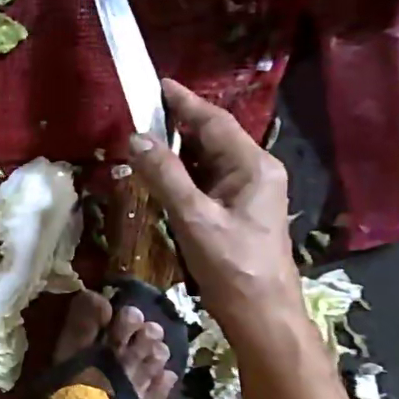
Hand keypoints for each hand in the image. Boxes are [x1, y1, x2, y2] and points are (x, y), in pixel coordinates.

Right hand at [128, 79, 299, 332]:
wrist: (262, 315)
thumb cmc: (232, 267)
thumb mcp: (194, 219)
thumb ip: (165, 176)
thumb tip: (135, 138)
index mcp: (253, 166)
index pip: (215, 121)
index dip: (184, 101)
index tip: (158, 84)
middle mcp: (256, 171)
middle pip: (213, 138)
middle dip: (178, 126)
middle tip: (141, 115)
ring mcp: (251, 192)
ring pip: (210, 160)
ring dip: (179, 152)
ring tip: (144, 142)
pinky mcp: (241, 211)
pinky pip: (210, 181)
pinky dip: (185, 175)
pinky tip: (162, 177)